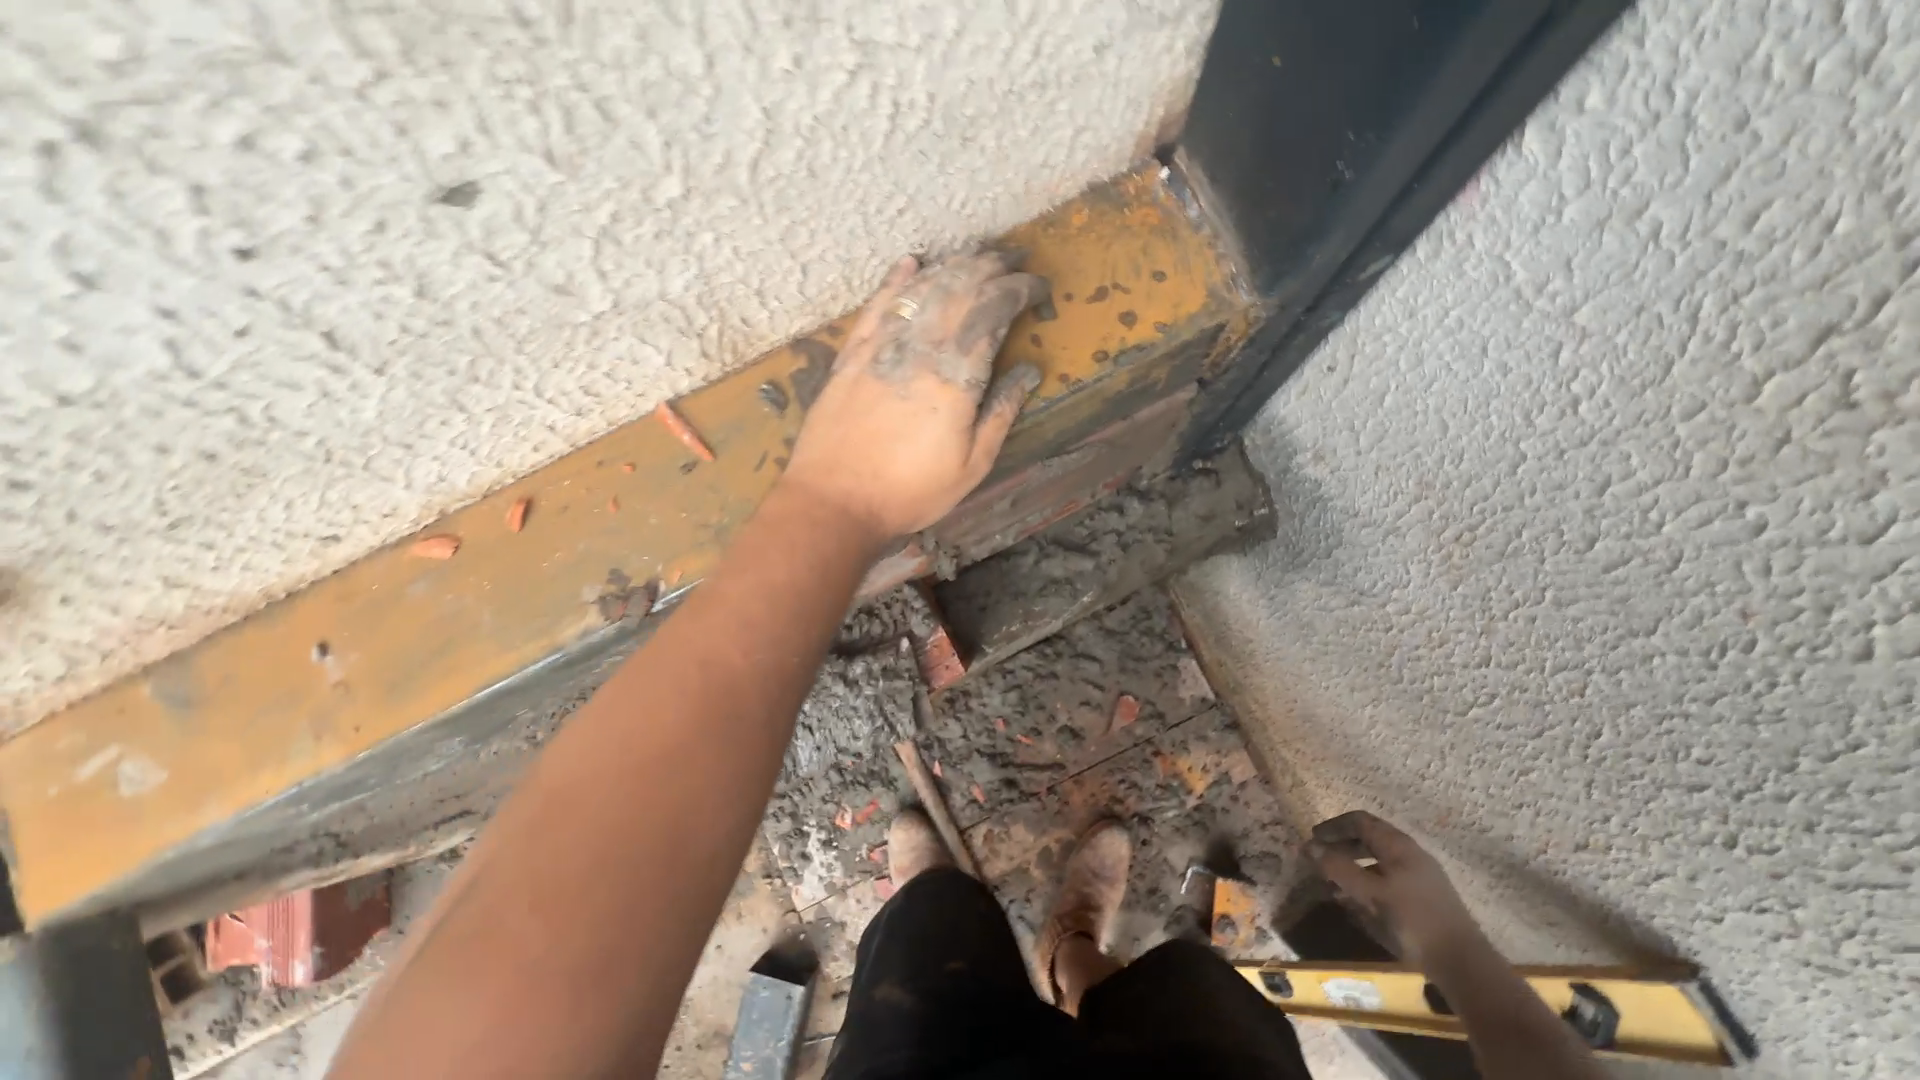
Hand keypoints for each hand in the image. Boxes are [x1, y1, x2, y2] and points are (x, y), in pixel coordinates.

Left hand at [781, 253, 1049, 543]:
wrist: (834, 501)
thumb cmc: (910, 492)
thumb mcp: (972, 465)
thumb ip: (1001, 413)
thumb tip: (1028, 372)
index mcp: (956, 376)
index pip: (993, 312)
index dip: (1019, 291)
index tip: (1037, 287)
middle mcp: (920, 348)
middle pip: (959, 289)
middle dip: (991, 267)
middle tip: (1012, 259)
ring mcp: (881, 347)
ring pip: (921, 290)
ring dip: (951, 265)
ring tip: (975, 255)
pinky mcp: (851, 355)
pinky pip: (877, 306)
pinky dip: (896, 281)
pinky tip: (910, 263)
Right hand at [1308, 811, 1488, 972]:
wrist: (1461, 962)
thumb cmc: (1413, 920)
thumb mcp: (1371, 893)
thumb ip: (1339, 869)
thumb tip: (1308, 847)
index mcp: (1399, 846)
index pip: (1360, 821)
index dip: (1333, 826)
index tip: (1312, 839)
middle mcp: (1410, 855)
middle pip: (1369, 839)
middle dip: (1341, 847)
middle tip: (1319, 859)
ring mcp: (1419, 876)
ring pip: (1377, 862)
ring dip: (1352, 868)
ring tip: (1332, 885)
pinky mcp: (1422, 898)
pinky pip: (1386, 881)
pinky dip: (1366, 885)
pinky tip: (1356, 904)